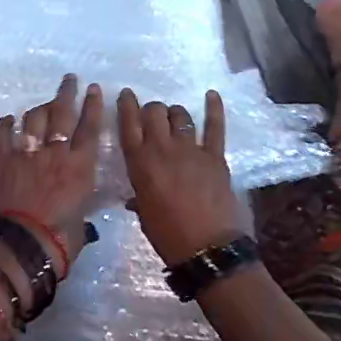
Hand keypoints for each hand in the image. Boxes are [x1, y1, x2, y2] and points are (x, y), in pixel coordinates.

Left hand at [0, 75, 103, 274]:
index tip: (94, 89)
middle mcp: (55, 153)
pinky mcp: (5, 161)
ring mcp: (28, 154)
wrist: (26, 244)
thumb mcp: (84, 215)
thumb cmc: (62, 237)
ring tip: (43, 104)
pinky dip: (5, 124)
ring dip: (39, 108)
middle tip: (69, 79)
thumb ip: (83, 198)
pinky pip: (2, 134)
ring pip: (34, 119)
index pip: (89, 127)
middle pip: (62, 114)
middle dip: (66, 93)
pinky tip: (9, 120)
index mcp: (80, 165)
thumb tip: (81, 200)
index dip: (93, 106)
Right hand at [117, 89, 241, 264]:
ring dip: (174, 113)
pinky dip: (214, 109)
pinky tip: (211, 95)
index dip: (126, 105)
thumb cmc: (166, 233)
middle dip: (151, 109)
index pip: (128, 123)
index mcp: (139, 162)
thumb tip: (134, 196)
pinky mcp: (215, 156)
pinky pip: (215, 127)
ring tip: (174, 117)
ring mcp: (190, 149)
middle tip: (152, 116)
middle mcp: (162, 149)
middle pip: (154, 112)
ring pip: (180, 115)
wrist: (205, 246)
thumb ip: (138, 194)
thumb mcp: (143, 212)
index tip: (126, 94)